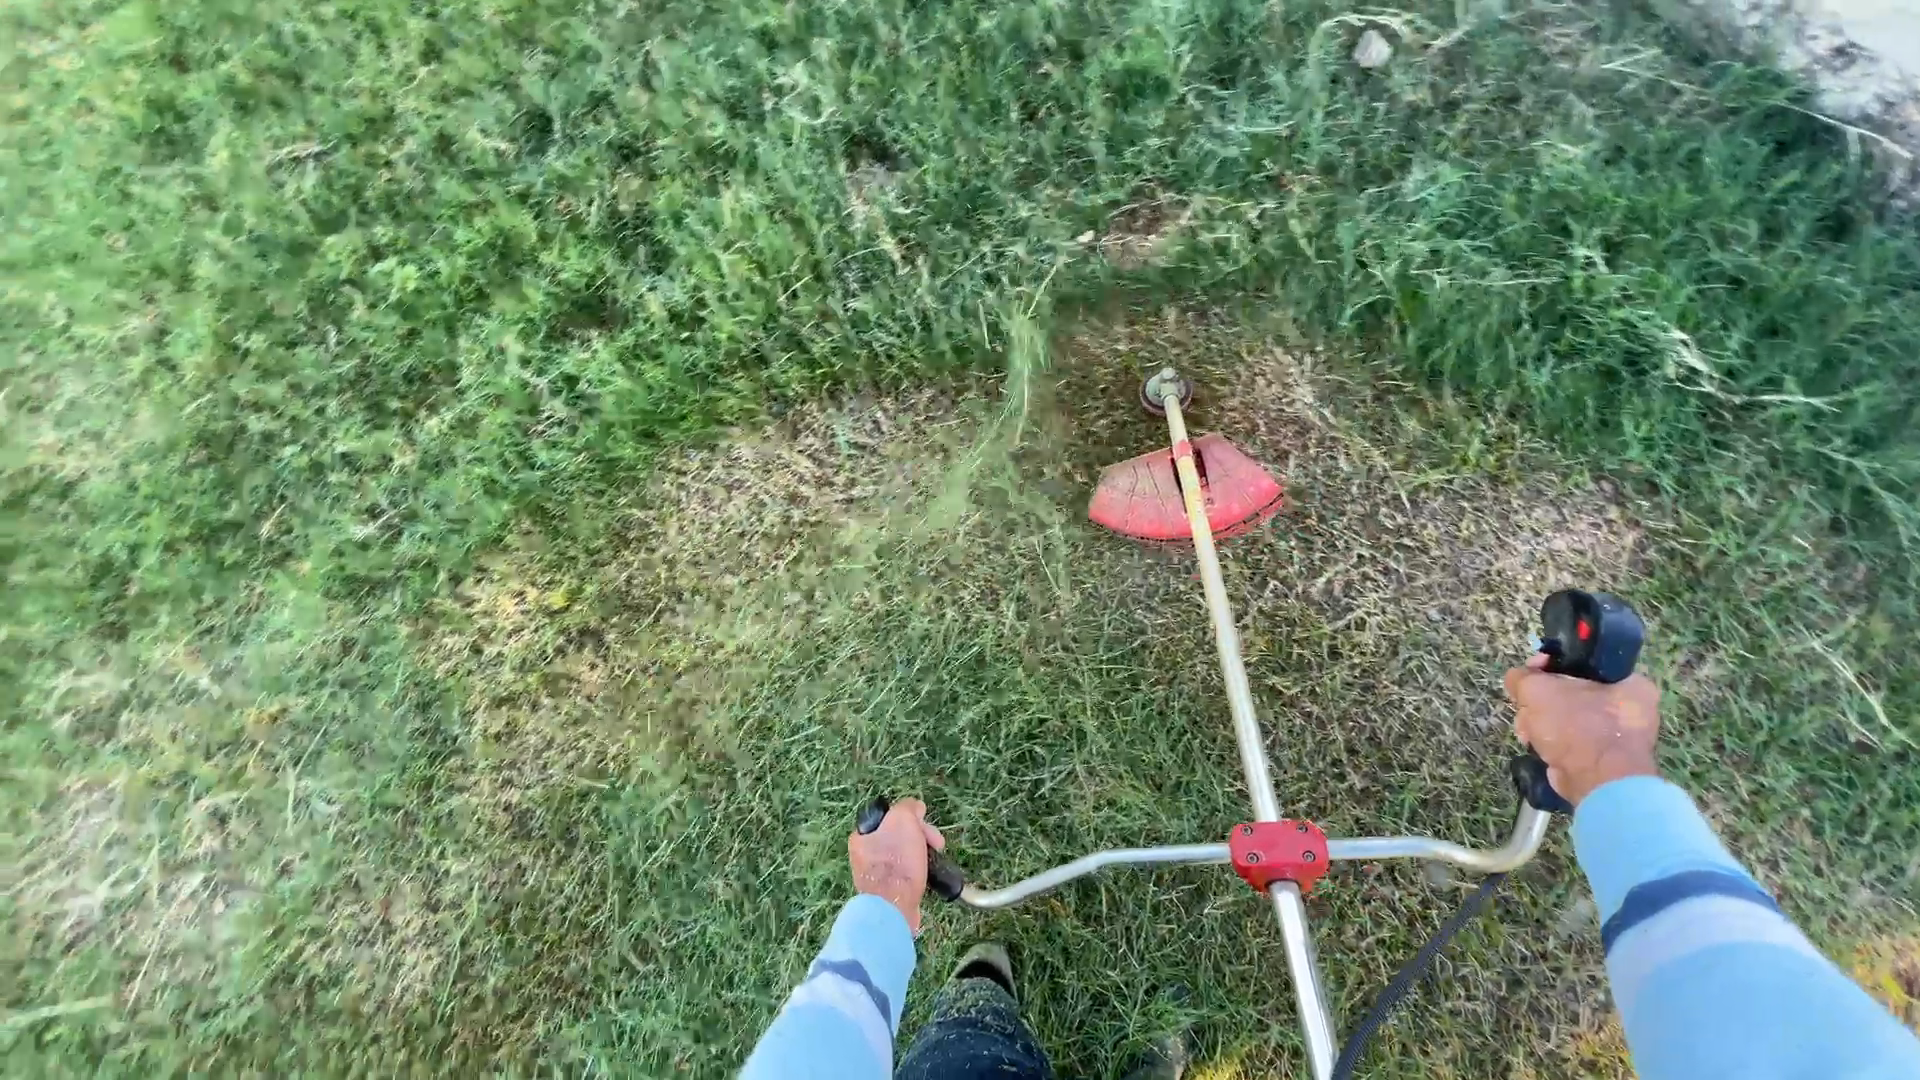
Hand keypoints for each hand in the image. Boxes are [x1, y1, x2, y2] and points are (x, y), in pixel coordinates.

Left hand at [848, 798, 945, 934]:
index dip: (913, 819)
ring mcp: (875, 874)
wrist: (894, 907)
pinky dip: (917, 871)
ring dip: (922, 853)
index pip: (892, 816)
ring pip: (904, 853)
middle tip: (937, 844)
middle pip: (899, 835)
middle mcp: (864, 854)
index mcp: (862, 835)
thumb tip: (916, 807)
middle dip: (922, 836)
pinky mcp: (887, 891)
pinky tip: (925, 876)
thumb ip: (908, 807)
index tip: (925, 827)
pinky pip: (905, 872)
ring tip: (933, 861)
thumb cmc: (897, 861)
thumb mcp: (903, 820)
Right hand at [1504, 653, 1662, 805]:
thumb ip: (1521, 675)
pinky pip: (1569, 736)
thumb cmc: (1576, 726)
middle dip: (1538, 702)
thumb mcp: (1537, 689)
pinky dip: (1550, 740)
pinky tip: (1538, 744)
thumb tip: (1519, 678)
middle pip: (1566, 691)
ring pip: (1563, 715)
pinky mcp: (1602, 755)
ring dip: (1538, 722)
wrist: (1598, 782)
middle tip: (1527, 708)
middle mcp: (1629, 706)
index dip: (1548, 665)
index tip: (1529, 674)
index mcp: (1629, 682)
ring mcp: (1617, 733)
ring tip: (1530, 732)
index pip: (1580, 662)